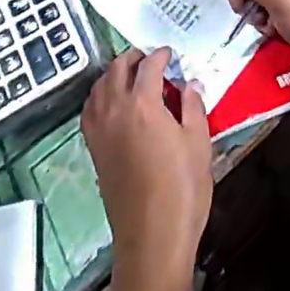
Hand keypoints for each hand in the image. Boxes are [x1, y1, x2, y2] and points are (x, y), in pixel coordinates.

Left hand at [82, 48, 212, 263]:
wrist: (152, 236)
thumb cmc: (182, 189)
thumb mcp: (199, 143)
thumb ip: (193, 107)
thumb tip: (190, 83)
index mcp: (143, 104)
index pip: (149, 66)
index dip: (161, 55)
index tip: (170, 53)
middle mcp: (115, 109)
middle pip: (117, 69)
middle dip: (133, 58)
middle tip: (150, 59)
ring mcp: (100, 129)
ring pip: (99, 86)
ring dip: (114, 73)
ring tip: (131, 74)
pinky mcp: (93, 148)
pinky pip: (90, 109)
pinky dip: (100, 95)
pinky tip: (112, 101)